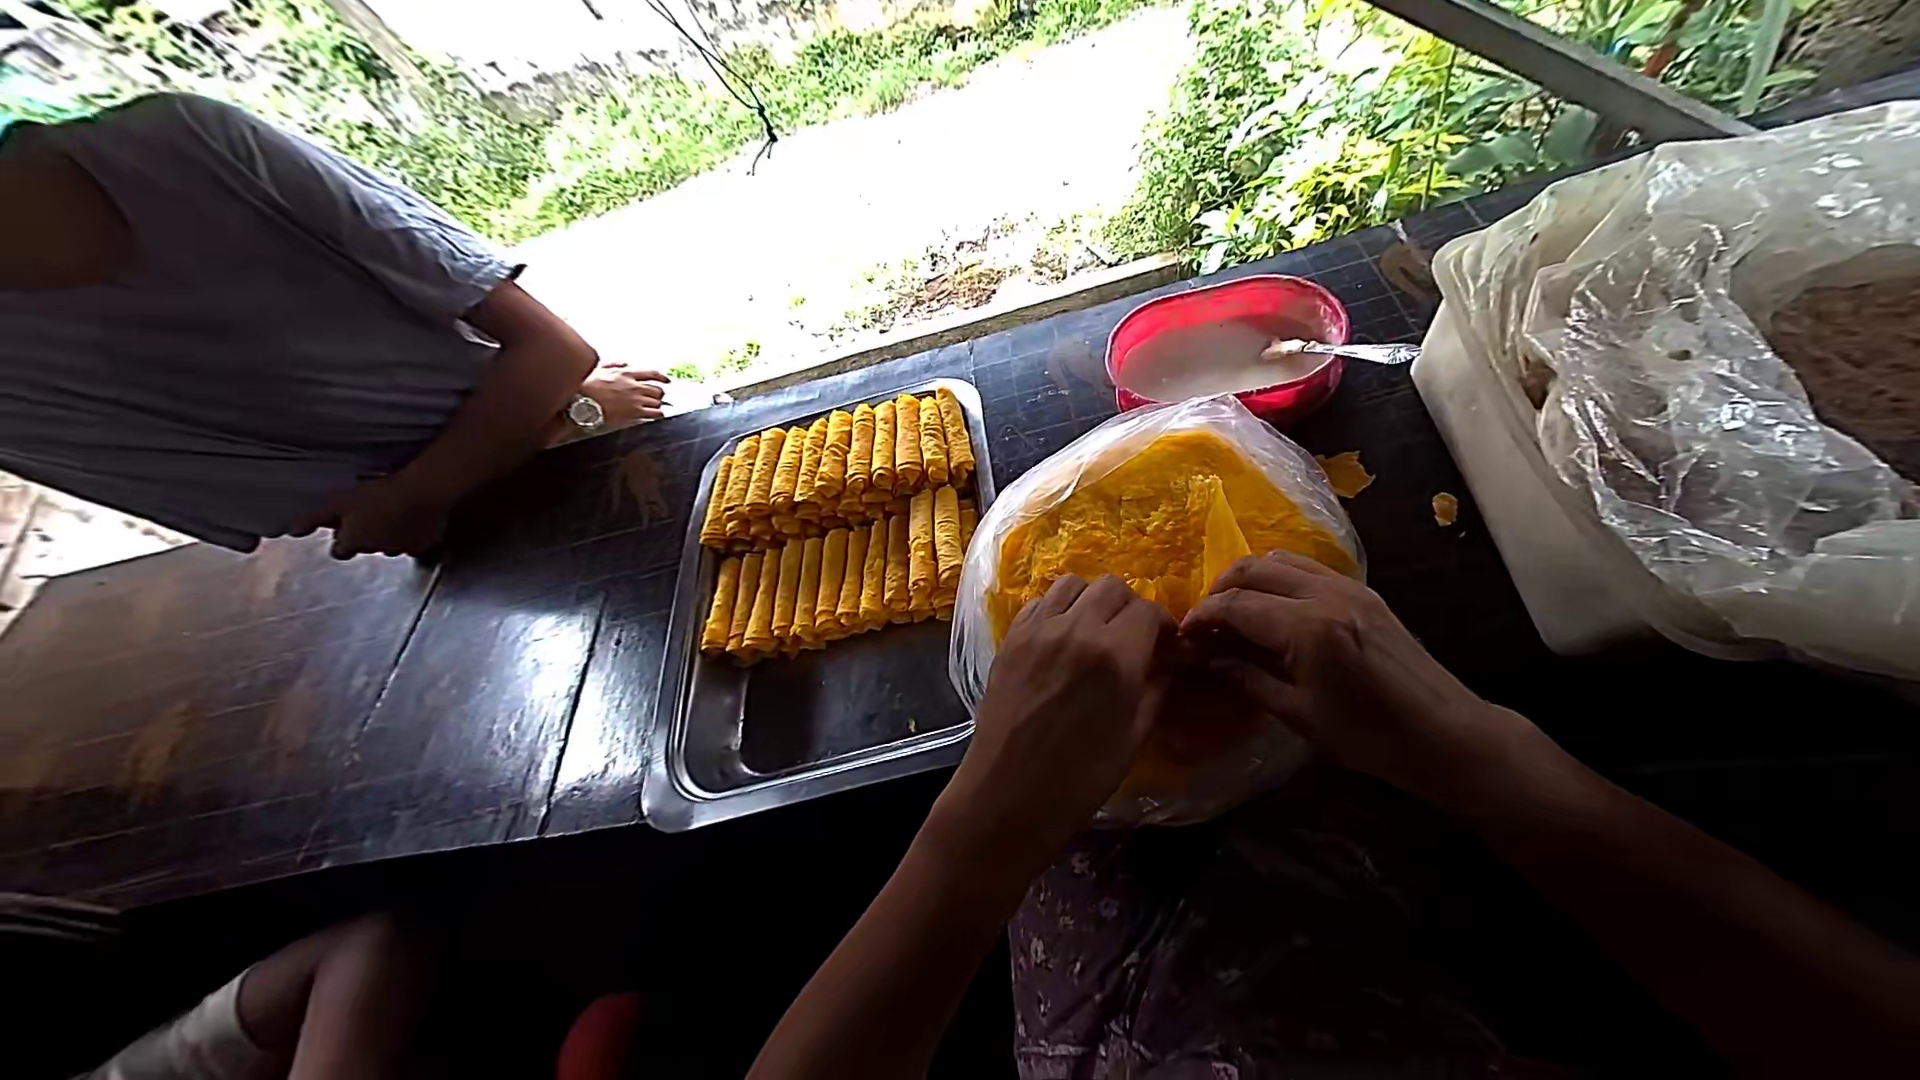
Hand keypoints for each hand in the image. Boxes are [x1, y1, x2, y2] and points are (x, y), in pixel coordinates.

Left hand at [291, 475, 450, 558]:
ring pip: (394, 547)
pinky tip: (416, 524)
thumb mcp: (338, 502)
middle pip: (368, 548)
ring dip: (391, 538)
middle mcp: (379, 550)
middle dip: (368, 538)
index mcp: (355, 542)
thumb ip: (314, 518)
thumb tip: (293, 532)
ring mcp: (405, 548)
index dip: (341, 540)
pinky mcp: (428, 542)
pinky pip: (417, 544)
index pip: (341, 552)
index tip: (345, 530)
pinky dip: (414, 538)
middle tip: (372, 519)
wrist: (423, 492)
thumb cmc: (377, 495)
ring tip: (395, 520)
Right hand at [580, 362, 668, 426]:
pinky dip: (658, 414)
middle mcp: (634, 386)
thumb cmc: (587, 385)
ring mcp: (636, 399)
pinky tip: (656, 415)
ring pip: (658, 402)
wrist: (582, 400)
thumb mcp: (600, 369)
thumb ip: (614, 365)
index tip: (667, 381)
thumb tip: (624, 363)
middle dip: (658, 394)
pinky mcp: (635, 412)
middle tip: (656, 397)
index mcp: (626, 374)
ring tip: (653, 406)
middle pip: (658, 390)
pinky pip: (655, 413)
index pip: (652, 374)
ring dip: (657, 404)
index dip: (662, 378)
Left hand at [930, 575, 1174, 871]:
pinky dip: (1057, 609)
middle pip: (1112, 586)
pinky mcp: (1010, 637)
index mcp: (1114, 655)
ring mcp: (1037, 629)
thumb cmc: (1080, 776)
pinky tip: (1061, 636)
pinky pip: (1039, 602)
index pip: (1148, 611)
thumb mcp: (1133, 736)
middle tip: (1133, 636)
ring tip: (1095, 629)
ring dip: (1092, 600)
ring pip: (1073, 584)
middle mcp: (1075, 629)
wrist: (1009, 791)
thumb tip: (1169, 666)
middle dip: (1131, 606)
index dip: (1164, 625)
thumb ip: (1155, 690)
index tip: (1167, 645)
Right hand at [1181, 551, 1519, 805]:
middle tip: (1204, 621)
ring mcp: (1348, 588)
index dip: (1201, 617)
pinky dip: (1276, 577)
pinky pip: (1305, 567)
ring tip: (1232, 610)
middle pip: (1252, 569)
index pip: (1235, 605)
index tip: (1183, 635)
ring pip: (1278, 559)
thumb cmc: (1369, 737)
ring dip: (1246, 579)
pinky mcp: (1362, 592)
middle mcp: (1326, 595)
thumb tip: (1206, 658)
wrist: (1447, 736)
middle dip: (1218, 591)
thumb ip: (1246, 677)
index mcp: (1309, 628)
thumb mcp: (1298, 714)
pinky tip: (1270, 607)